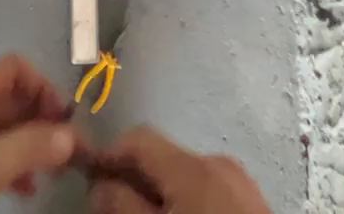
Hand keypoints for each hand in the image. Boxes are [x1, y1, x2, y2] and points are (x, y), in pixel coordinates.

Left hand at [0, 55, 84, 213]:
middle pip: (6, 96)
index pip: (13, 67)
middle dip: (39, 118)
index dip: (44, 86)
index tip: (66, 120)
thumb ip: (30, 147)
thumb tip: (71, 133)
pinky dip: (5, 162)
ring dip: (25, 144)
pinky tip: (21, 190)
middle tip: (66, 151)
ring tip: (48, 174)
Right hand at [86, 126, 273, 213]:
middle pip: (163, 158)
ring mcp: (241, 183)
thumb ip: (123, 206)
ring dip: (161, 194)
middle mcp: (218, 163)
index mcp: (193, 166)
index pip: (139, 137)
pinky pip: (209, 192)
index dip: (109, 154)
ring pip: (186, 177)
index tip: (89, 178)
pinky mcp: (254, 203)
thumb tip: (100, 184)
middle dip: (135, 180)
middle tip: (114, 209)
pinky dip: (188, 203)